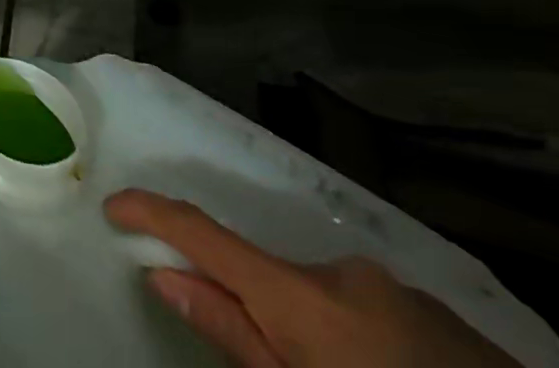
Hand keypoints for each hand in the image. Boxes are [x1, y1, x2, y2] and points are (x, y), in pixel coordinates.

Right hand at [104, 190, 519, 367]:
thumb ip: (231, 333)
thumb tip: (164, 276)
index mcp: (303, 296)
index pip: (205, 234)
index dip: (153, 214)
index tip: (114, 206)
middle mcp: (346, 273)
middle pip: (271, 276)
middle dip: (258, 308)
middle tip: (278, 366)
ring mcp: (401, 289)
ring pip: (326, 297)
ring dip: (316, 330)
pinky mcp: (445, 312)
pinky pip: (373, 310)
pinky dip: (362, 338)